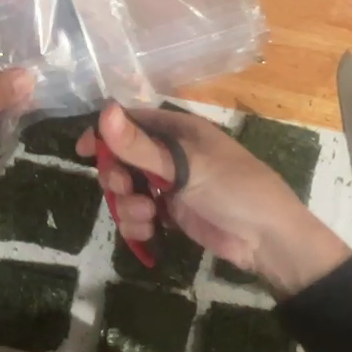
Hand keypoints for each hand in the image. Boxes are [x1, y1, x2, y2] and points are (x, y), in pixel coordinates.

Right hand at [78, 104, 350, 296]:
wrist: (268, 240)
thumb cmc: (233, 189)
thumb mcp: (186, 167)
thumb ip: (140, 146)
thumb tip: (104, 111)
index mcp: (178, 131)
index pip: (130, 122)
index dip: (104, 133)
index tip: (82, 151)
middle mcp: (171, 153)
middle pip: (122, 158)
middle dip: (116, 176)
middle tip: (123, 189)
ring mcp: (170, 184)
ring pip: (128, 189)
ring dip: (127, 205)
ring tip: (147, 218)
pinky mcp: (172, 213)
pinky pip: (139, 213)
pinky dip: (138, 224)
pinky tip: (150, 234)